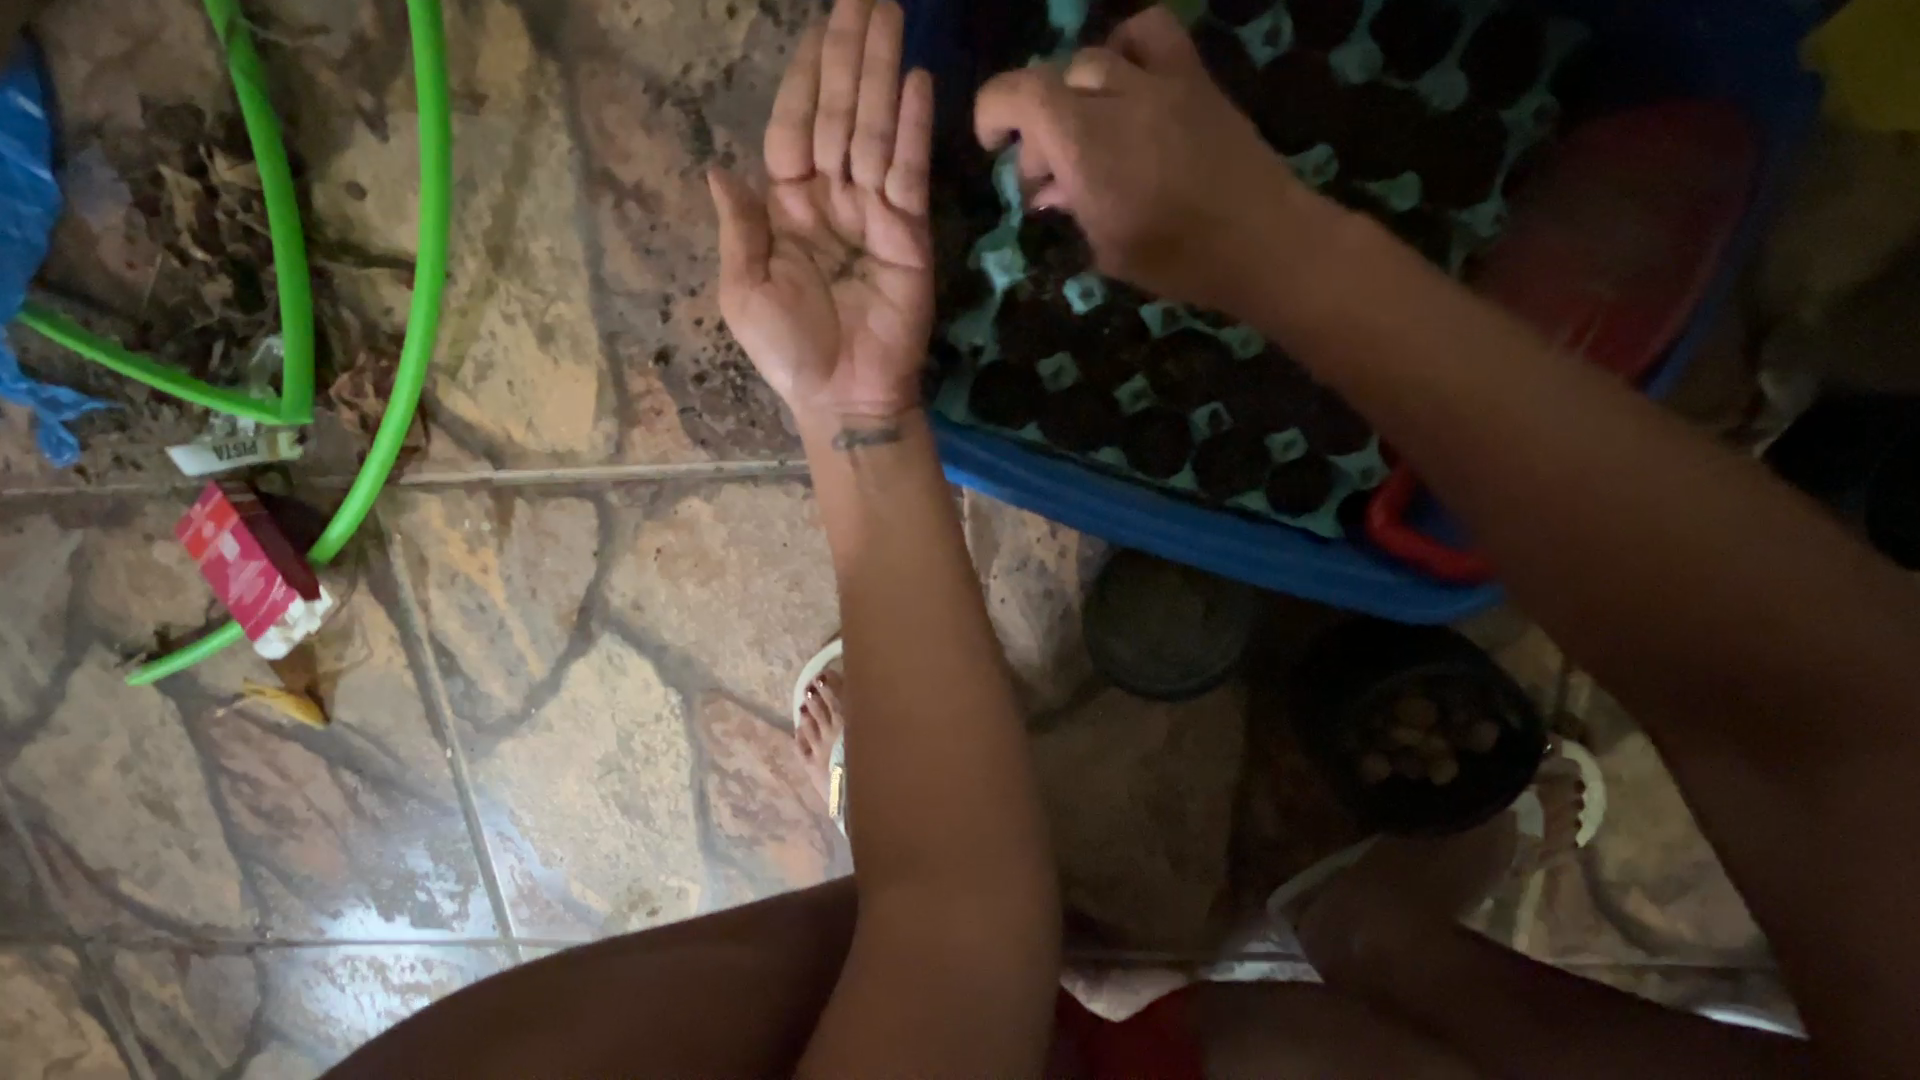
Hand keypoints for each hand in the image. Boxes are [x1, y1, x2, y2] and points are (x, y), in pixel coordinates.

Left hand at [709, 0, 934, 426]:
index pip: (795, 129)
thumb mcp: (744, 290)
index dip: (805, 80)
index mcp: (787, 210)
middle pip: (838, 116)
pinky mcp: (910, 235)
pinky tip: (916, 82)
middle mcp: (831, 201)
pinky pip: (908, 172)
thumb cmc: (788, 351)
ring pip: (873, 131)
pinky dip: (911, 129)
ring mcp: (875, 215)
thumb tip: (719, 168)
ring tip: (888, 15)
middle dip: (849, 57)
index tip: (818, 28)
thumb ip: (740, 228)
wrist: (841, 398)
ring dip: (881, 73)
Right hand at [973, 7, 1319, 312]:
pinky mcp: (1193, 79)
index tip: (995, 147)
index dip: (992, 113)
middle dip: (1038, 127)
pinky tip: (1128, 81)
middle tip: (1052, 177)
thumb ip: (1072, 207)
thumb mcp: (1107, 247)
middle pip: (1051, 82)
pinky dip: (1128, 47)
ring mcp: (1158, 81)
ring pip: (1093, 59)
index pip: (1017, 94)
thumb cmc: (1177, 260)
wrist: (1261, 241)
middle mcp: (1115, 97)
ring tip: (1088, 130)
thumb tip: (1051, 190)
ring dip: (1075, 94)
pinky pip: (1151, 33)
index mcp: (1084, 144)